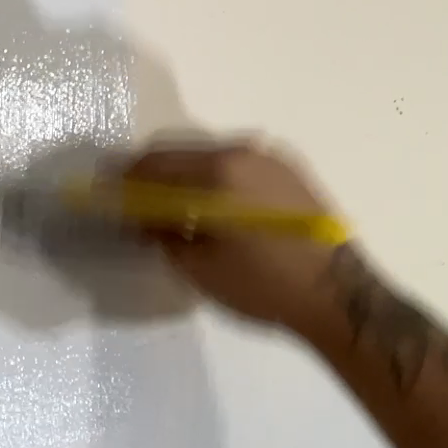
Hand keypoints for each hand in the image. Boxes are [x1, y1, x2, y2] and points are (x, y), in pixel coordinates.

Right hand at [122, 139, 342, 331]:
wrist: (339, 297)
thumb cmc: (263, 285)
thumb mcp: (200, 266)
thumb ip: (162, 232)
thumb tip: (142, 216)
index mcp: (219, 170)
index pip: (156, 161)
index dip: (126, 175)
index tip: (107, 189)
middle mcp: (244, 150)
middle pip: (181, 150)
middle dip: (151, 170)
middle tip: (134, 197)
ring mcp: (271, 157)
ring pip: (209, 153)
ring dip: (183, 173)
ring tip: (171, 204)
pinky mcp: (289, 169)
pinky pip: (236, 162)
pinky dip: (213, 176)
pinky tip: (210, 205)